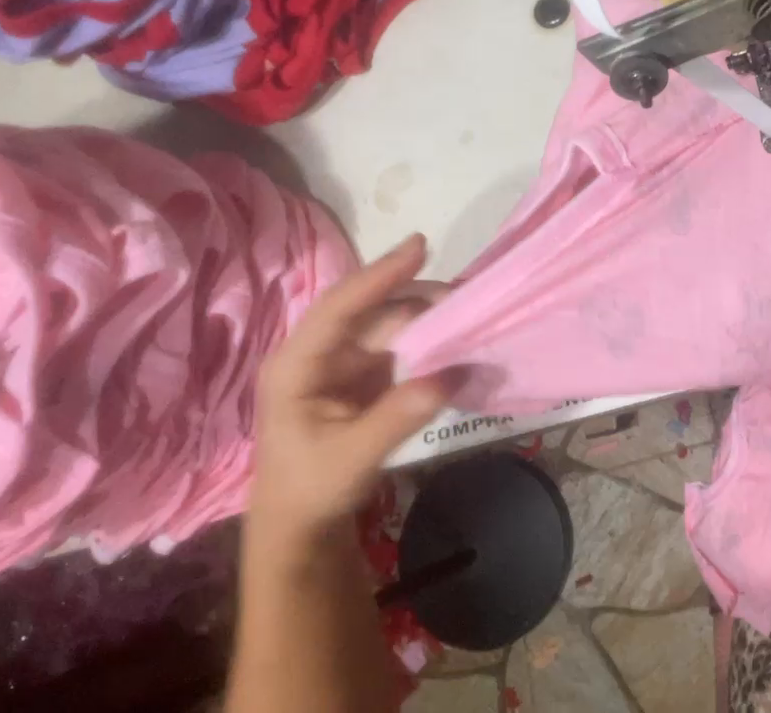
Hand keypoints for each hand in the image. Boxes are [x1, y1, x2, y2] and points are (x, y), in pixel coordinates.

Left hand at [249, 234, 449, 540]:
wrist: (303, 524)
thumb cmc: (312, 489)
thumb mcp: (352, 457)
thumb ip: (400, 415)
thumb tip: (455, 372)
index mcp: (297, 365)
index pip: (339, 307)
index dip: (379, 275)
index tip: (421, 246)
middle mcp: (320, 353)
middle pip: (373, 309)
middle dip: (420, 296)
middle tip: (471, 294)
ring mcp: (346, 361)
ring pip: (393, 324)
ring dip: (431, 316)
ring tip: (473, 311)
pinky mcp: (369, 374)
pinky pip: (405, 344)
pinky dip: (433, 338)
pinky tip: (461, 335)